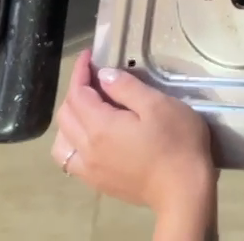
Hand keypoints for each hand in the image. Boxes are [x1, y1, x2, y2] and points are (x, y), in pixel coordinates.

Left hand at [52, 58, 215, 226]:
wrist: (182, 188)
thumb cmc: (176, 140)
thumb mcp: (158, 105)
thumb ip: (127, 89)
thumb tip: (103, 75)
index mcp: (101, 127)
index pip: (78, 95)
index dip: (80, 72)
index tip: (87, 55)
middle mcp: (87, 149)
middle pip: (66, 115)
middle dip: (75, 90)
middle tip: (94, 74)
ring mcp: (89, 169)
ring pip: (61, 140)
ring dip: (69, 117)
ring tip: (89, 104)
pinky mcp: (96, 181)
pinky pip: (69, 158)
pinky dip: (71, 140)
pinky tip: (90, 135)